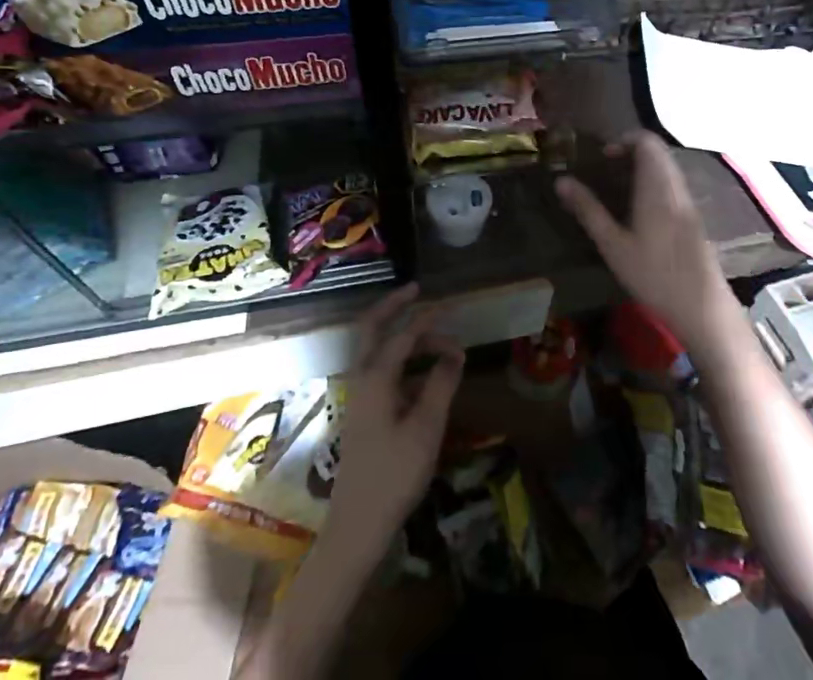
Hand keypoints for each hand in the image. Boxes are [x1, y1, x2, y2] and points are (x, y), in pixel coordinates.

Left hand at [328, 284, 463, 543]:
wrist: (358, 522)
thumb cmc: (395, 474)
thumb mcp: (426, 428)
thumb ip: (441, 385)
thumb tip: (454, 353)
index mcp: (374, 379)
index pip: (403, 336)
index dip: (428, 319)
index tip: (452, 307)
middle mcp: (361, 380)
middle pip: (372, 330)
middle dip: (393, 307)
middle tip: (417, 291)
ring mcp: (359, 397)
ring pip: (377, 352)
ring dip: (402, 337)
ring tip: (437, 337)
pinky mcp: (363, 413)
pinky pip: (381, 372)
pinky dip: (402, 362)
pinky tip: (426, 374)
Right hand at [556, 131, 742, 360]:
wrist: (702, 307)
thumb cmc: (653, 275)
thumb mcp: (613, 245)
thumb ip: (588, 210)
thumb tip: (561, 181)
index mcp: (657, 188)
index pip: (647, 142)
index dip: (624, 140)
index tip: (601, 157)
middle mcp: (676, 188)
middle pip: (658, 153)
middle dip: (630, 154)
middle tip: (603, 173)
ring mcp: (689, 204)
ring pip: (667, 170)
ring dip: (642, 170)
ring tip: (615, 191)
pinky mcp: (694, 219)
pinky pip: (673, 186)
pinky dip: (653, 185)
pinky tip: (637, 212)